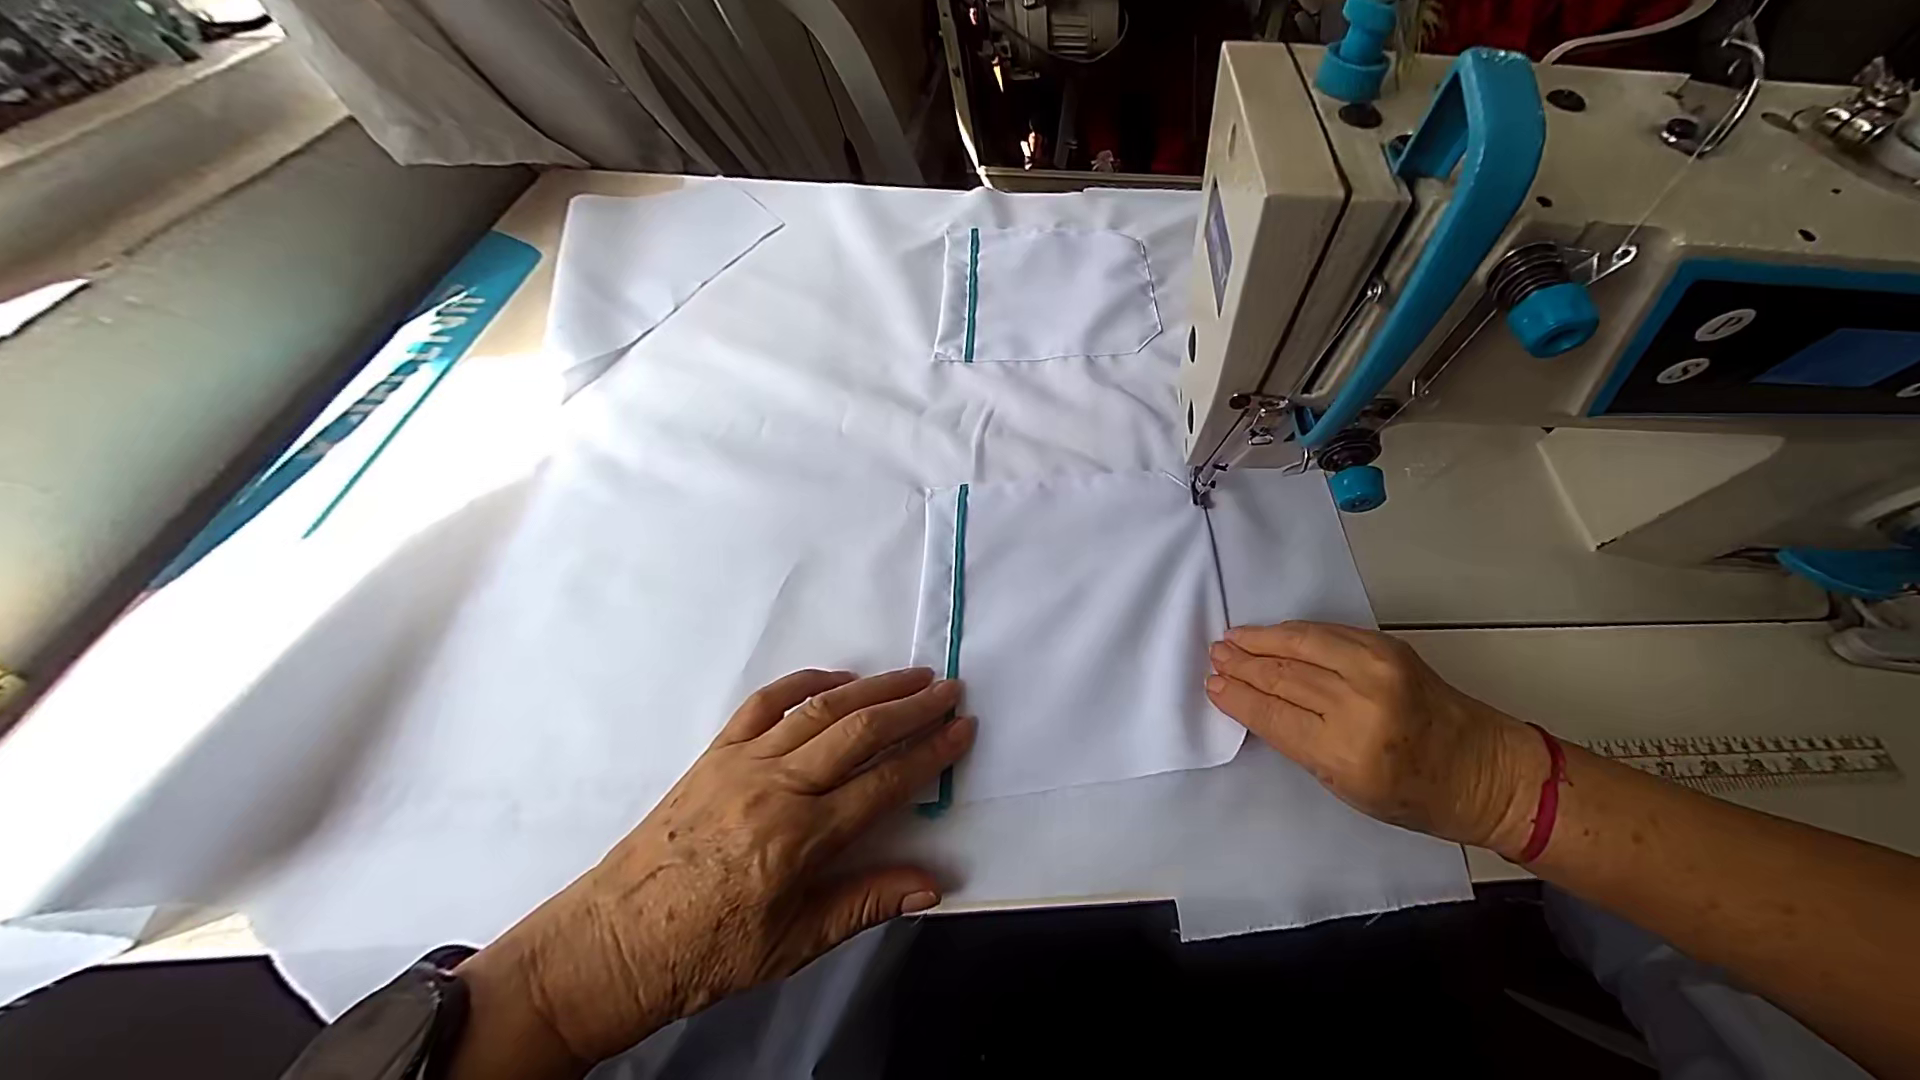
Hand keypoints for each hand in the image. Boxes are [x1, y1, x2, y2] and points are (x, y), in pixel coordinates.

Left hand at [451, 667, 974, 1075]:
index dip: (930, 753)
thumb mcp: (793, 944)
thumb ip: (865, 903)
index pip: (884, 783)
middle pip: (859, 732)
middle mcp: (776, 788)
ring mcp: (743, 762)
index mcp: (800, 839)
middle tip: (949, 689)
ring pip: (821, 710)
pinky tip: (836, 678)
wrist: (612, 941)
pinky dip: (805, 683)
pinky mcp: (716, 752)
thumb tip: (932, 884)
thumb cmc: (707, 951)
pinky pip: (765, 703)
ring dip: (872, 687)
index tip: (962, 729)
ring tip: (910, 675)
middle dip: (912, 707)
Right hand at [1205, 622, 1543, 855]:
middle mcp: (1361, 707)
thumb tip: (1251, 702)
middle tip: (1216, 655)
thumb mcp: (1342, 784)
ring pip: (1300, 645)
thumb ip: (1296, 739)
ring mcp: (1378, 671)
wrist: (1487, 770)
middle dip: (1243, 664)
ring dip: (1260, 641)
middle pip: (1283, 676)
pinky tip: (1273, 634)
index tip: (1212, 684)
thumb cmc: (1413, 794)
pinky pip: (1327, 633)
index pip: (1272, 714)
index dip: (1236, 696)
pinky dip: (1294, 632)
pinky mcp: (1390, 649)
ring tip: (1232, 640)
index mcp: (1346, 753)